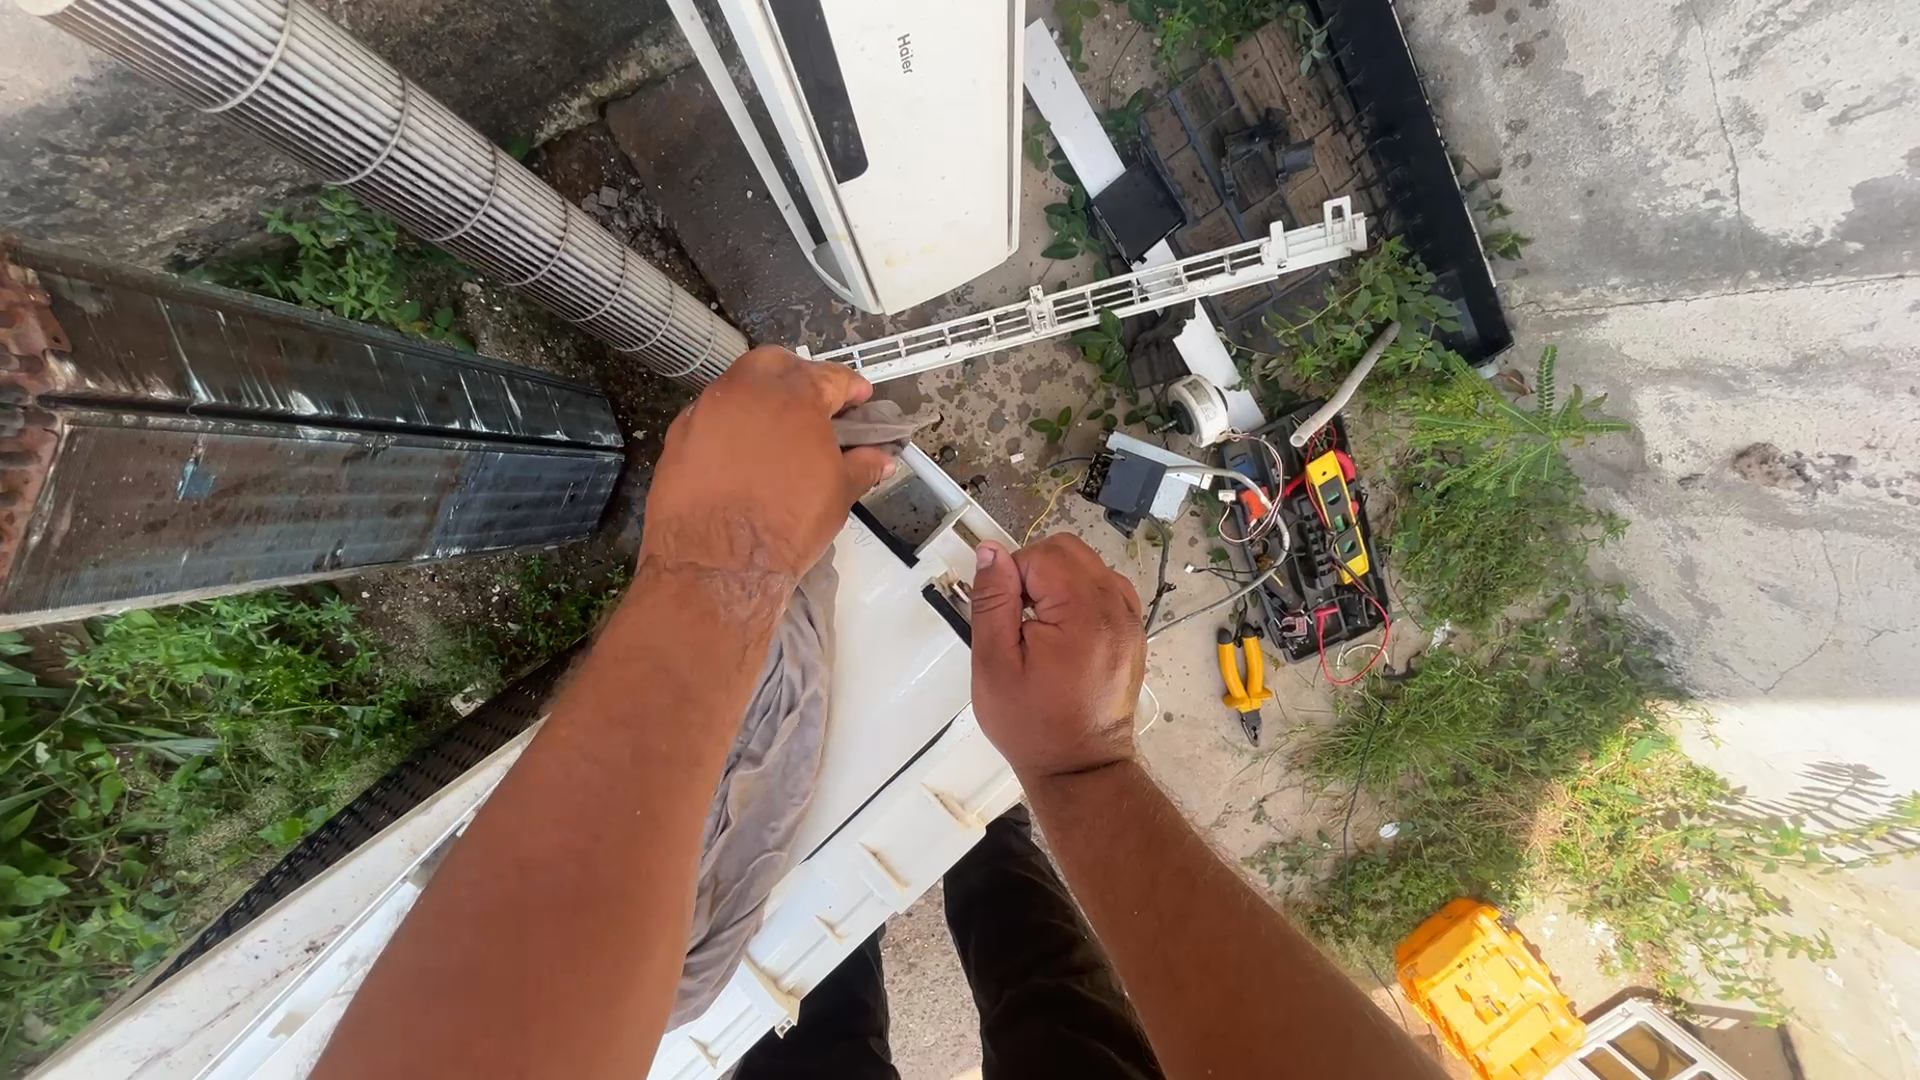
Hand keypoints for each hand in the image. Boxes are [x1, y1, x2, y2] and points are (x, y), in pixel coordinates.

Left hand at [640, 347, 896, 581]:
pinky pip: (711, 417)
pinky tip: (742, 456)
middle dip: (800, 376)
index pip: (831, 376)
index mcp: (794, 396)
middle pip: (777, 364)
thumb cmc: (786, 526)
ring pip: (738, 386)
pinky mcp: (678, 436)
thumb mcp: (838, 494)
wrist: (717, 564)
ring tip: (779, 433)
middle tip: (817, 405)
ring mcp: (706, 410)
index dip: (852, 387)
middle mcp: (747, 391)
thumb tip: (880, 459)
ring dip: (761, 399)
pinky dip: (731, 425)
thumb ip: (861, 466)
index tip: (861, 398)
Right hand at [969, 535, 1145, 779]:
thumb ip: (992, 600)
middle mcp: (1116, 607)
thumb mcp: (994, 663)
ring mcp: (1131, 618)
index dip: (1012, 578)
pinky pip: (1105, 586)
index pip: (1040, 555)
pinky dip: (1080, 593)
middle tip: (1018, 619)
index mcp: (1083, 612)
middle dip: (1034, 570)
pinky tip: (1064, 628)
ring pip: (1087, 563)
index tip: (1006, 619)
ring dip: (1057, 580)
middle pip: (1068, 549)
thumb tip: (991, 550)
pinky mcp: (1134, 631)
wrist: (1080, 768)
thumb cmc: (1031, 723)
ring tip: (1040, 626)